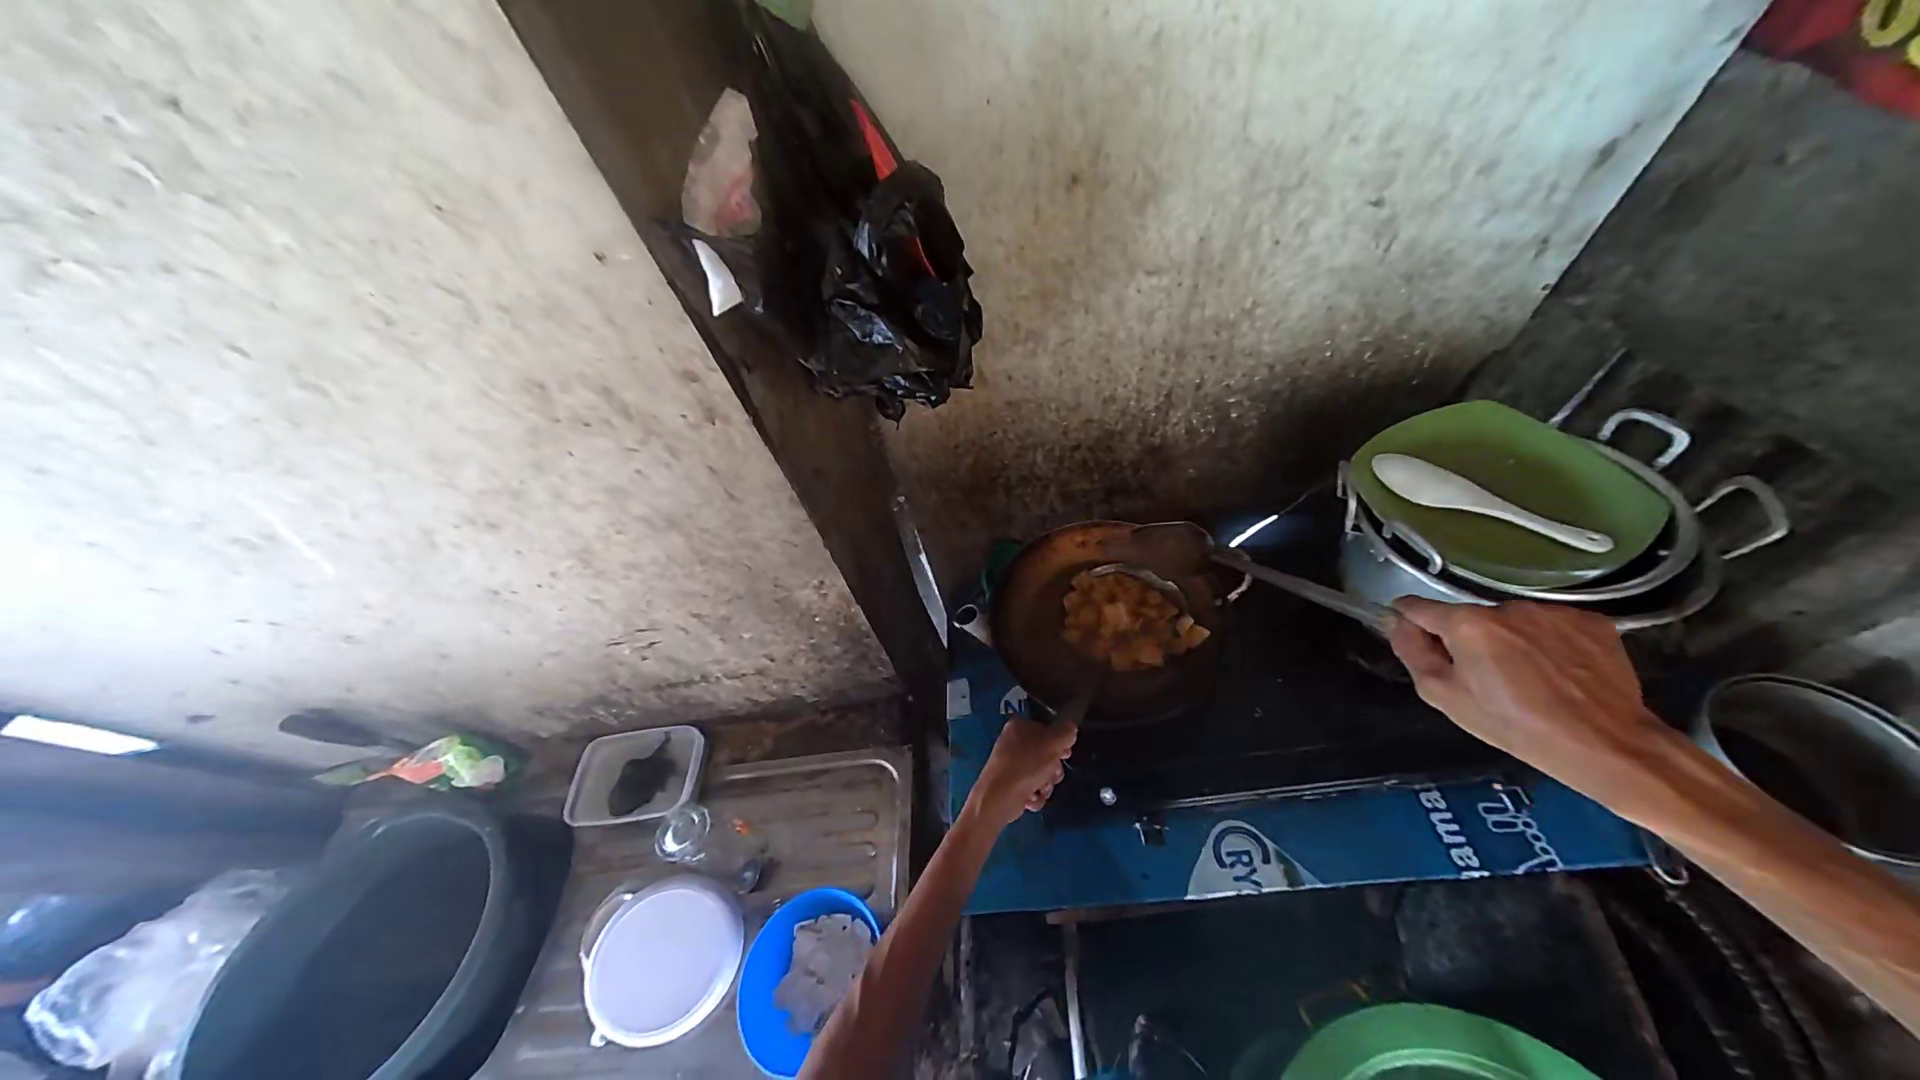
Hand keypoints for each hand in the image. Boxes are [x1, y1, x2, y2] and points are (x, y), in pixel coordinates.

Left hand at [964, 715, 1077, 828]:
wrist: (999, 796)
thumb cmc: (1027, 765)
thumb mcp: (1052, 743)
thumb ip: (1066, 732)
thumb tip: (1069, 728)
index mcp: (1020, 726)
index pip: (1048, 730)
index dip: (1060, 744)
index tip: (1065, 755)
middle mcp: (1013, 743)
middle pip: (1046, 755)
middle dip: (1053, 770)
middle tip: (1052, 775)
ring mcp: (1011, 764)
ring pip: (1041, 774)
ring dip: (1045, 785)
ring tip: (1039, 789)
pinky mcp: (1010, 784)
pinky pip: (1032, 788)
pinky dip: (1034, 795)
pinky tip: (1030, 798)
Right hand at [1388, 597, 1678, 805]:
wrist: (1606, 744)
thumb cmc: (1512, 724)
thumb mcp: (1443, 696)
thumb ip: (1412, 652)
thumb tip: (1398, 623)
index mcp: (1466, 623)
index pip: (1418, 607)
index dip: (1408, 620)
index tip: (1414, 638)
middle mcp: (1507, 607)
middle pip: (1469, 617)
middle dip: (1467, 638)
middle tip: (1482, 676)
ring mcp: (1552, 612)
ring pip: (1512, 621)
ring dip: (1509, 639)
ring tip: (1527, 676)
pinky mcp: (1591, 622)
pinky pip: (1551, 626)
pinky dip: (1547, 642)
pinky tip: (1559, 671)